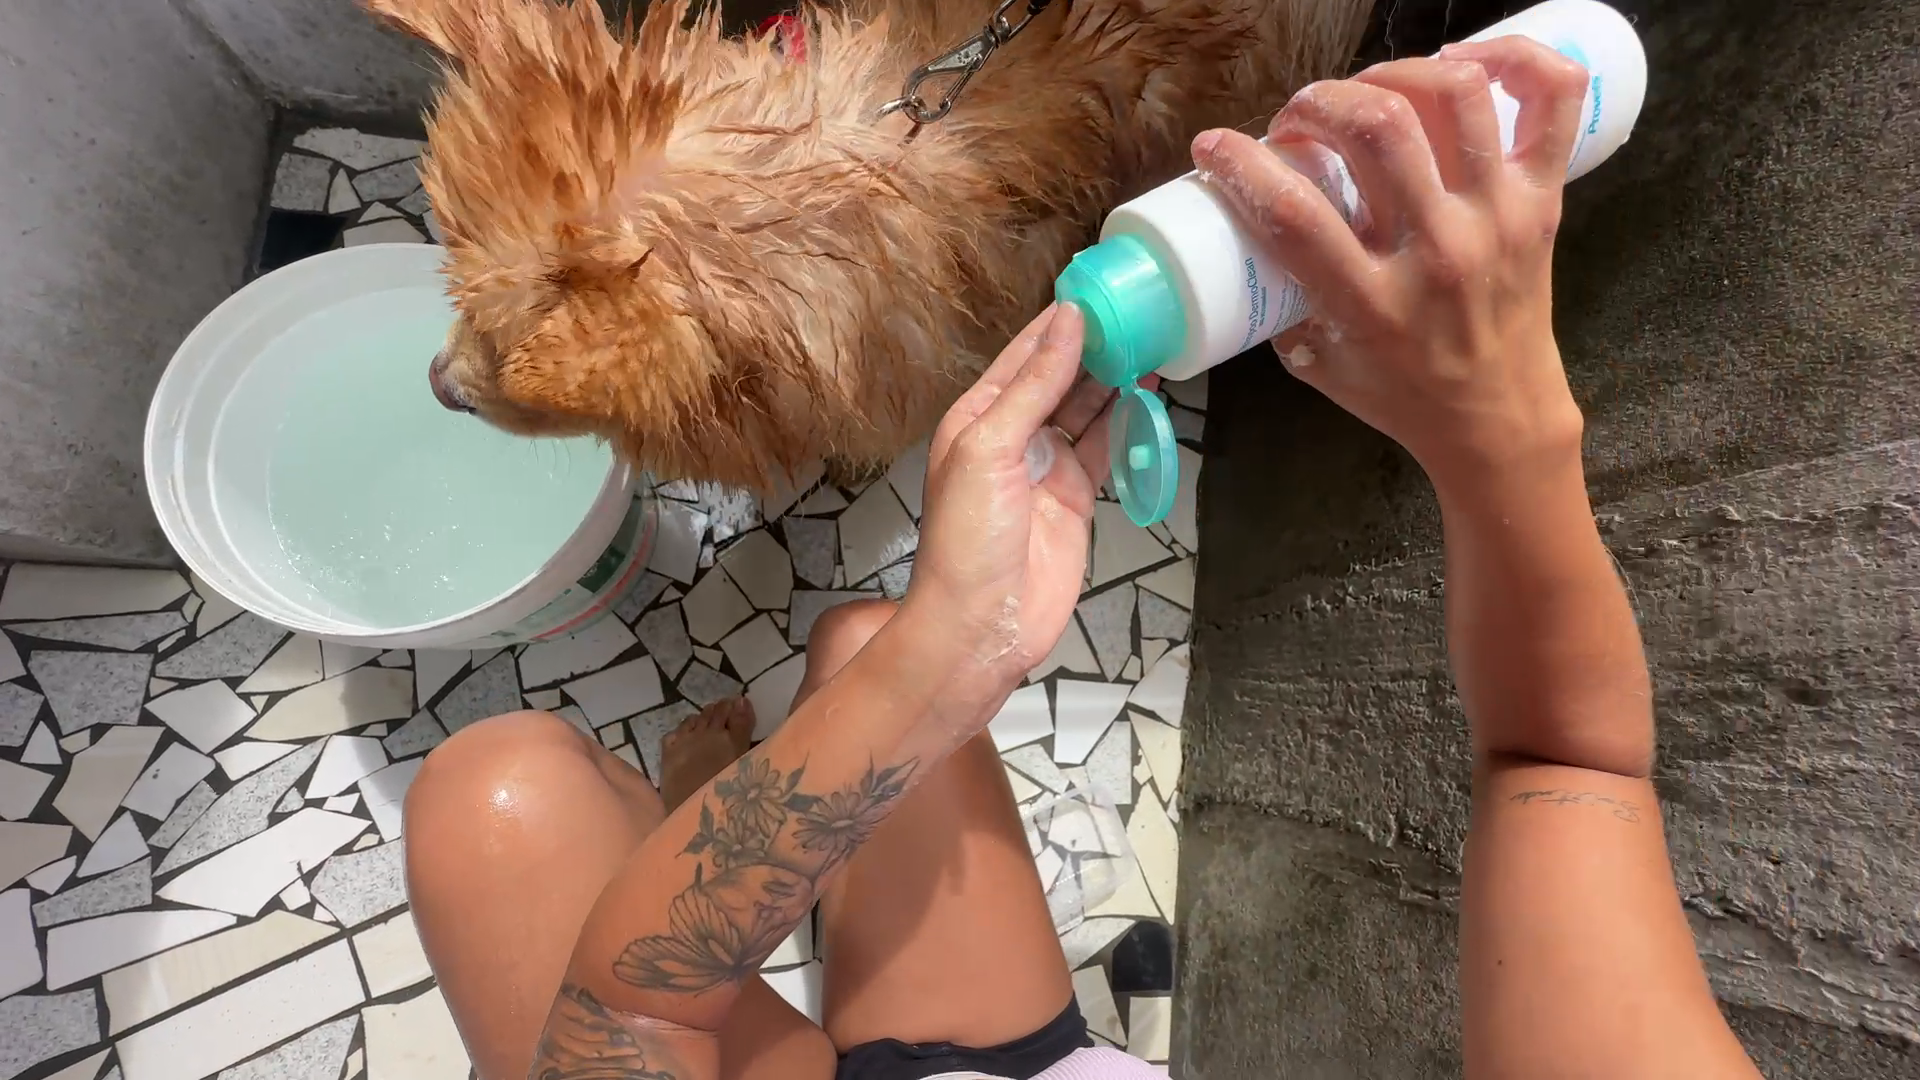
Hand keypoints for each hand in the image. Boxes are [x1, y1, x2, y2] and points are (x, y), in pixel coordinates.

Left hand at [903, 303, 1120, 688]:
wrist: (984, 624)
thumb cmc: (969, 537)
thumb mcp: (990, 449)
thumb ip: (1033, 387)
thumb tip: (1069, 322)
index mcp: (978, 417)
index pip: (1023, 356)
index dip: (1059, 323)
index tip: (1101, 286)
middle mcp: (1012, 436)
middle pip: (1059, 378)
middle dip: (1096, 346)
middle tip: (1143, 308)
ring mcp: (1046, 466)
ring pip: (1087, 409)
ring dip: (1116, 378)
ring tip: (1156, 338)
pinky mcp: (1076, 496)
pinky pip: (1105, 447)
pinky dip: (1127, 420)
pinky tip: (1151, 391)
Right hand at [1190, 36, 1592, 490]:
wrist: (1495, 416)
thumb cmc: (1397, 396)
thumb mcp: (1317, 368)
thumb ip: (1283, 310)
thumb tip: (1256, 249)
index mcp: (1369, 303)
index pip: (1293, 214)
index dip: (1241, 166)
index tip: (1212, 145)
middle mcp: (1437, 252)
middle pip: (1376, 131)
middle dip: (1316, 103)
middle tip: (1295, 118)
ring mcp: (1497, 217)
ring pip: (1453, 97)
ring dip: (1390, 73)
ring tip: (1361, 90)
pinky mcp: (1544, 199)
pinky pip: (1554, 95)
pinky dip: (1515, 54)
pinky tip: (1462, 61)